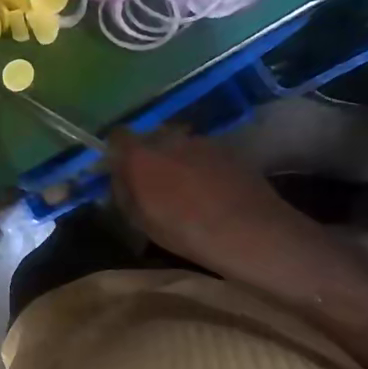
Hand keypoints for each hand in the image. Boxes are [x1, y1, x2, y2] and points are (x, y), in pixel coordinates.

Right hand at [108, 128, 318, 267]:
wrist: (250, 231)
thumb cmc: (185, 231)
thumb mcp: (140, 221)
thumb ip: (124, 192)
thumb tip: (119, 177)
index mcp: (141, 155)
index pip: (117, 137)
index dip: (117, 152)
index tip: (120, 170)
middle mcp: (169, 138)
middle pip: (150, 137)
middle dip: (147, 155)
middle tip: (152, 183)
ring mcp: (201, 141)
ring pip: (178, 144)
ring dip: (176, 159)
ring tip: (185, 189)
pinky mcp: (227, 148)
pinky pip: (203, 152)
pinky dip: (200, 165)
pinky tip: (209, 190)